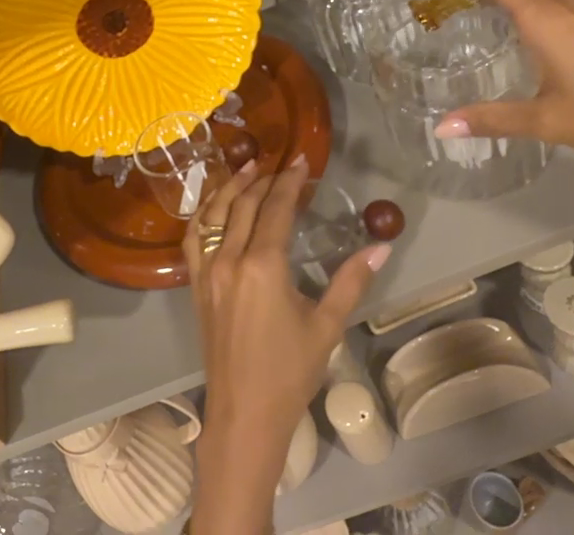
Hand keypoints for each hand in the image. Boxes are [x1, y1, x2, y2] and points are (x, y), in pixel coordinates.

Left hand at [183, 158, 387, 532]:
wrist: (244, 412)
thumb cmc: (290, 372)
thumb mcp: (327, 326)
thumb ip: (351, 281)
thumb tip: (380, 246)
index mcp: (263, 266)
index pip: (275, 209)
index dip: (290, 182)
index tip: (302, 161)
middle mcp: (229, 260)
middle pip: (243, 206)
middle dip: (263, 180)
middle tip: (281, 164)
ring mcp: (207, 272)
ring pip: (213, 215)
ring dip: (229, 188)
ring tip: (246, 168)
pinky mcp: (197, 286)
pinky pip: (193, 239)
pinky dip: (203, 214)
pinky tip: (214, 207)